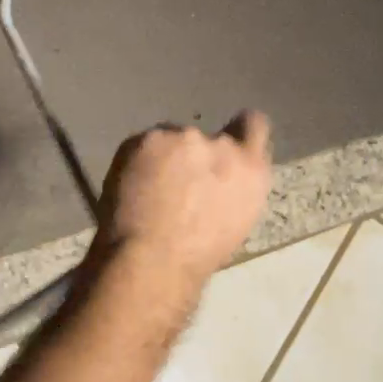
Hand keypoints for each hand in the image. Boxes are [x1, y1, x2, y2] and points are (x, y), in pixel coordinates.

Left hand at [96, 111, 272, 282]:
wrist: (153, 256)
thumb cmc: (196, 254)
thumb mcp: (235, 218)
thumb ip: (232, 185)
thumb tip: (217, 177)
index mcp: (251, 169)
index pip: (253, 125)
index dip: (236, 131)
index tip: (221, 143)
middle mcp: (221, 145)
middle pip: (202, 138)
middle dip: (188, 154)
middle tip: (171, 182)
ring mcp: (183, 137)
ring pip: (169, 139)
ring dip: (161, 156)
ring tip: (146, 188)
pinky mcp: (148, 138)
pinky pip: (141, 143)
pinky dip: (136, 159)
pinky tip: (130, 185)